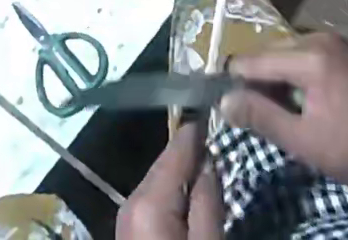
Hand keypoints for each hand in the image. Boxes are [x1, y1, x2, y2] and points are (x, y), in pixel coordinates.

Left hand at [116, 121, 222, 239]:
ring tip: (210, 177)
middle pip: (168, 162)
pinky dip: (174, 195)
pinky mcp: (128, 229)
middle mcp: (131, 198)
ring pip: (162, 180)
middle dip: (193, 157)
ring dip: (185, 177)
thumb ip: (207, 205)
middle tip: (221, 154)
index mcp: (148, 201)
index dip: (199, 131)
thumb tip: (208, 164)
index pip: (176, 148)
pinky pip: (155, 199)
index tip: (220, 119)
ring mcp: (126, 215)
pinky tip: (190, 203)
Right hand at [221, 33, 347, 197]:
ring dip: (281, 80)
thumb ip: (262, 118)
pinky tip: (311, 105)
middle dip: (259, 82)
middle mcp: (318, 37)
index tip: (225, 106)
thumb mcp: (307, 143)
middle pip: (270, 54)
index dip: (234, 82)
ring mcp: (337, 42)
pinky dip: (300, 76)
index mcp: (307, 55)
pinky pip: (309, 56)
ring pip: (289, 54)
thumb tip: (223, 101)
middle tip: (260, 118)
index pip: (252, 60)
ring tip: (286, 115)